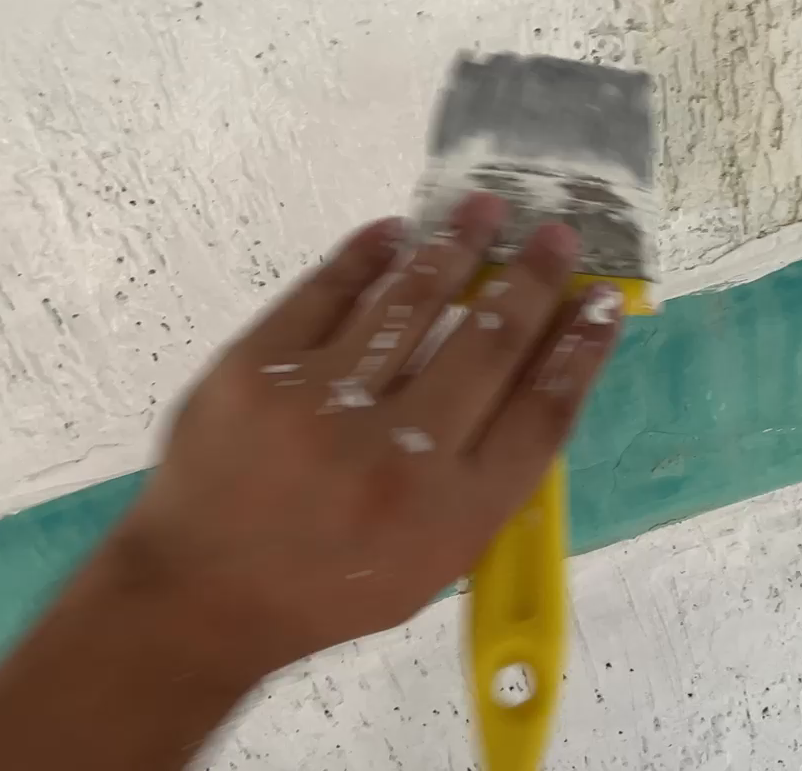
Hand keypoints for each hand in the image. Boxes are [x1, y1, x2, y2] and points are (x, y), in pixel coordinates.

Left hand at [103, 192, 624, 684]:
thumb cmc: (331, 583)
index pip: (542, 411)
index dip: (582, 349)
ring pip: (411, 301)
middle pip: (490, 342)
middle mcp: (396, 455)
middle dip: (533, 279)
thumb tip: (531, 373)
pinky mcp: (254, 369)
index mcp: (450, 514)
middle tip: (556, 235)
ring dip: (459, 245)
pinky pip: (324, 290)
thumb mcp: (433, 560)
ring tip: (486, 208)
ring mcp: (319, 405)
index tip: (600, 301)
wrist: (201, 593)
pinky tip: (396, 231)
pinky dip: (366, 254)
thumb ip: (488, 475)